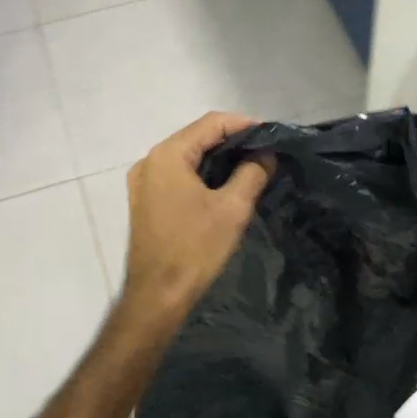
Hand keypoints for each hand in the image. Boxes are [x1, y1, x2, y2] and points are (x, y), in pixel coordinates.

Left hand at [122, 112, 271, 323]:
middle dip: (233, 141)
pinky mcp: (145, 202)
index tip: (273, 135)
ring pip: (187, 158)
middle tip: (266, 152)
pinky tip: (225, 186)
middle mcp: (150, 161)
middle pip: (197, 137)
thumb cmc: (195, 249)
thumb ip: (252, 173)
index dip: (245, 124)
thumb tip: (266, 154)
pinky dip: (202, 175)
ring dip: (219, 159)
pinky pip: (178, 176)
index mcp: (167, 155)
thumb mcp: (232, 208)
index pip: (211, 123)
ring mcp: (143, 182)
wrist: (158, 295)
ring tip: (252, 167)